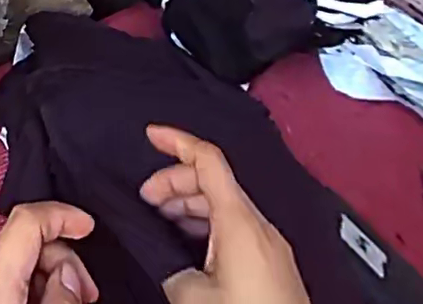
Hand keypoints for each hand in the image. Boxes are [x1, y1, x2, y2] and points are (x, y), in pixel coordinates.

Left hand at [0, 201, 100, 303]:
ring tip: (64, 299)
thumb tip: (68, 274)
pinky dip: (23, 282)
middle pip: (19, 235)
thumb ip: (61, 298)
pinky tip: (39, 301)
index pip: (26, 220)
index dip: (61, 214)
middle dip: (58, 253)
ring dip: (43, 270)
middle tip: (83, 291)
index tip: (86, 225)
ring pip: (9, 255)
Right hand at [139, 125, 309, 303]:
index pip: (207, 158)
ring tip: (161, 219)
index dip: (176, 140)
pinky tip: (189, 244)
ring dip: (190, 203)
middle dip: (175, 180)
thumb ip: (174, 266)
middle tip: (146, 198)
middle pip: (213, 180)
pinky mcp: (276, 269)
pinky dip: (207, 224)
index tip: (149, 135)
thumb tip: (170, 260)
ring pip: (225, 204)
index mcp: (239, 220)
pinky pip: (236, 227)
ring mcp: (271, 247)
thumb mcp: (193, 298)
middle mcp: (259, 225)